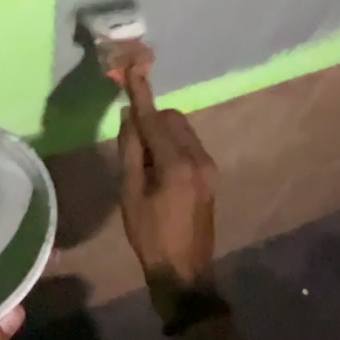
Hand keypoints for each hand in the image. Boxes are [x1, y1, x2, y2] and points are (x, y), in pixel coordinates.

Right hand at [116, 64, 218, 321]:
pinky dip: (171, 143)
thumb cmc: (150, 235)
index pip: (154, 118)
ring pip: (182, 128)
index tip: (133, 66)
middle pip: (171, 118)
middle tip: (131, 139)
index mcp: (176, 163)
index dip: (141, 93)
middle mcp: (198, 158)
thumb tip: (129, 115)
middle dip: (151, 118)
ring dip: (162, 130)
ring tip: (145, 160)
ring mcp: (208, 166)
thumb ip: (130, 150)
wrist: (185, 272)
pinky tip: (159, 166)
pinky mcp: (210, 174)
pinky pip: (188, 143)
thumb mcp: (130, 193)